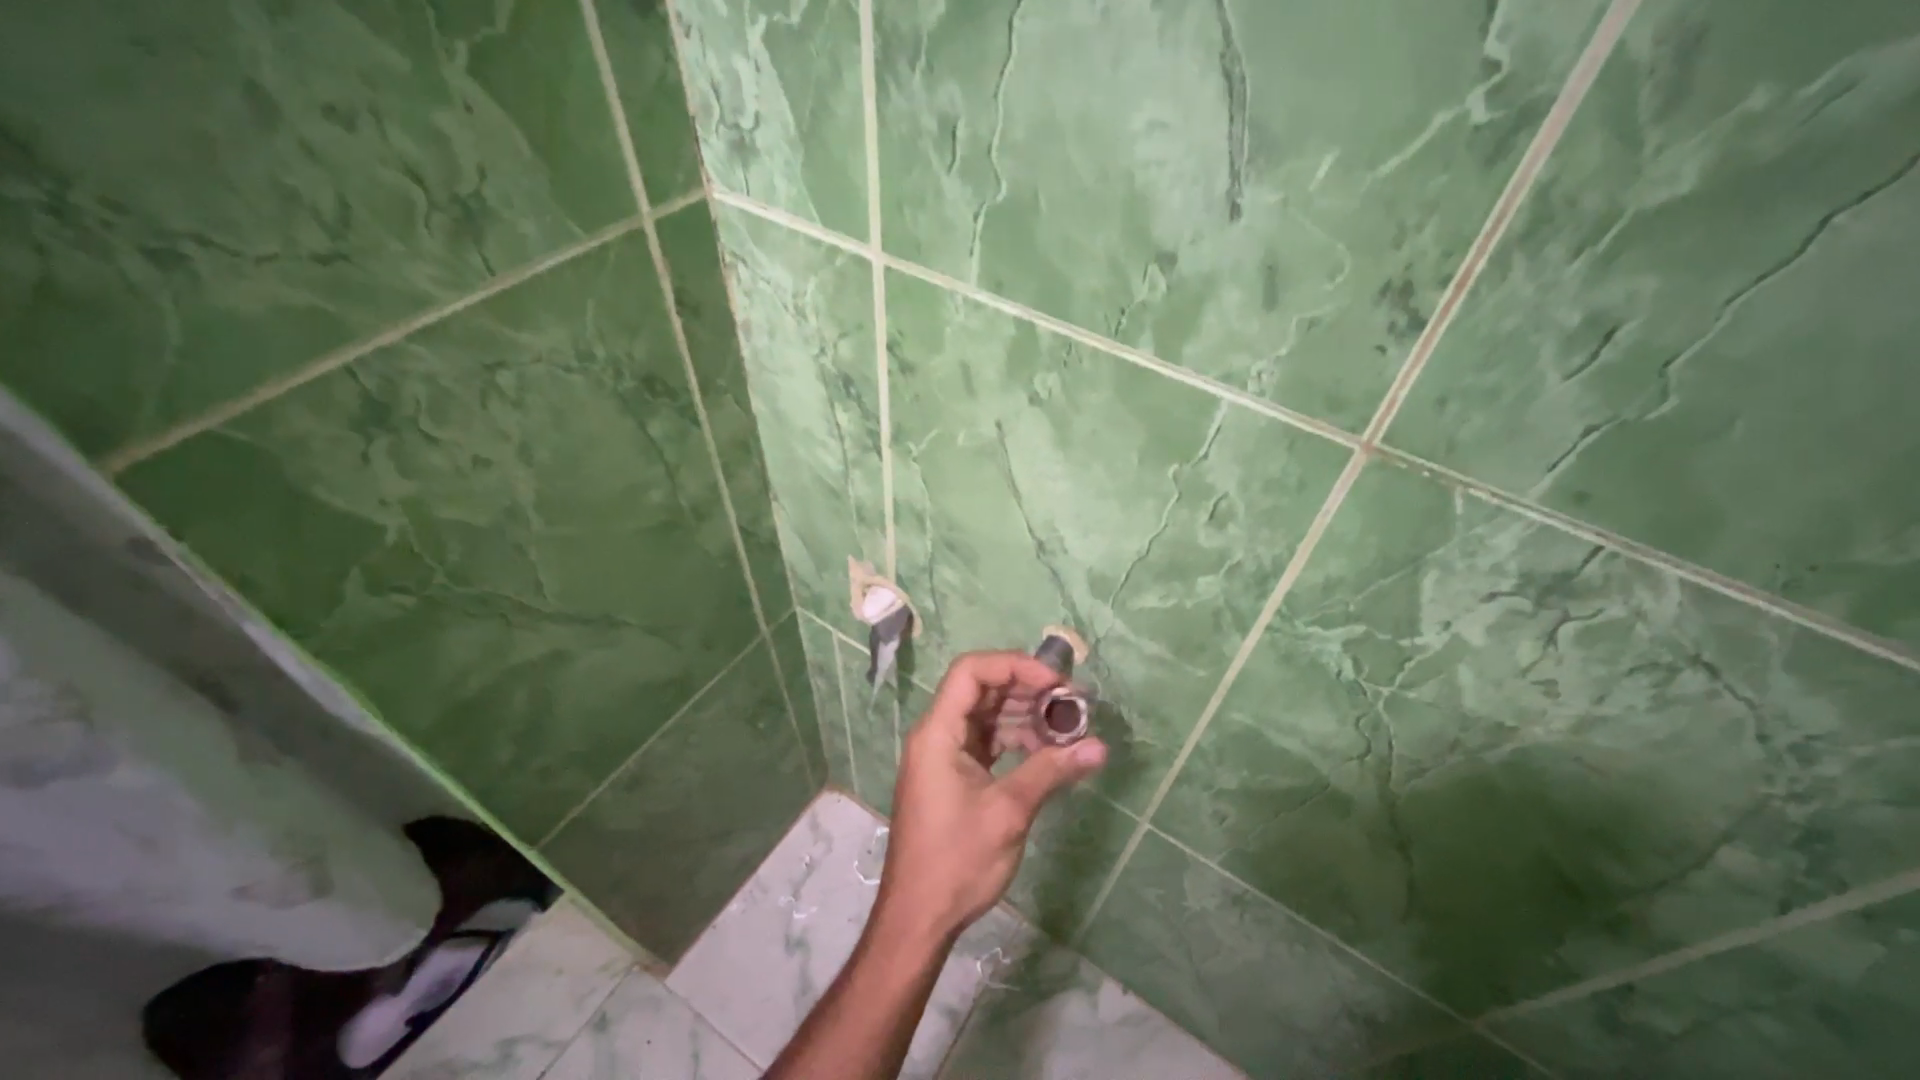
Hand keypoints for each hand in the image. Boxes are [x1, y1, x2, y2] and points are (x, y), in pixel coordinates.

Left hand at [874, 651, 1107, 944]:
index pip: (971, 671)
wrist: (919, 915)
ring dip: (1025, 716)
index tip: (1056, 683)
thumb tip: (1099, 747)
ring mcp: (943, 757)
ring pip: (986, 717)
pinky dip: (1016, 742)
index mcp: (938, 733)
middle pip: (981, 690)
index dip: (1014, 665)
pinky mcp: (953, 778)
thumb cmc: (957, 860)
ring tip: (1068, 729)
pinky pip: (986, 743)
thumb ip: (1052, 771)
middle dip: (1028, 690)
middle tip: (1073, 705)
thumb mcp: (1009, 812)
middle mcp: (937, 736)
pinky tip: (1048, 753)